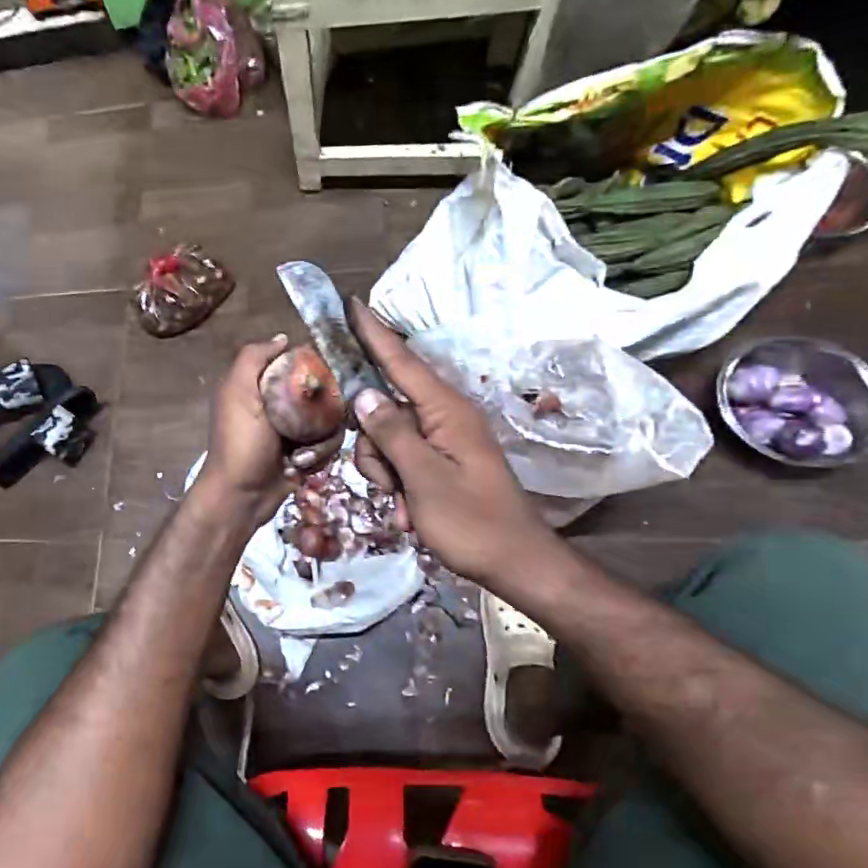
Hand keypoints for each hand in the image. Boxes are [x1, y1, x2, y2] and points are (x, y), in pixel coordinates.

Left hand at [193, 334, 336, 524]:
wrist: (241, 497)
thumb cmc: (239, 443)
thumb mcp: (238, 393)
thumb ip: (253, 359)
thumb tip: (283, 338)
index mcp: (264, 384)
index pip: (303, 362)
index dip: (318, 368)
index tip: (329, 379)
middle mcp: (282, 402)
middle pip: (324, 391)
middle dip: (325, 411)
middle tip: (316, 424)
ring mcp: (296, 428)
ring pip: (332, 420)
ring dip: (319, 440)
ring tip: (299, 456)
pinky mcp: (308, 452)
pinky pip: (329, 444)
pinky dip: (318, 456)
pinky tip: (300, 467)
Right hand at [348, 302, 550, 585]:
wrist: (515, 563)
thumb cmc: (471, 521)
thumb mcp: (423, 477)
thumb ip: (390, 433)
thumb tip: (364, 394)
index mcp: (445, 410)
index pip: (401, 361)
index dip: (374, 333)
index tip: (352, 304)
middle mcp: (443, 417)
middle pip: (384, 409)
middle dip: (375, 445)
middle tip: (387, 481)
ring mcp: (443, 440)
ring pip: (387, 438)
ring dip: (385, 471)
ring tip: (404, 503)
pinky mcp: (441, 461)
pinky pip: (402, 459)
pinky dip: (398, 484)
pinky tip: (409, 512)